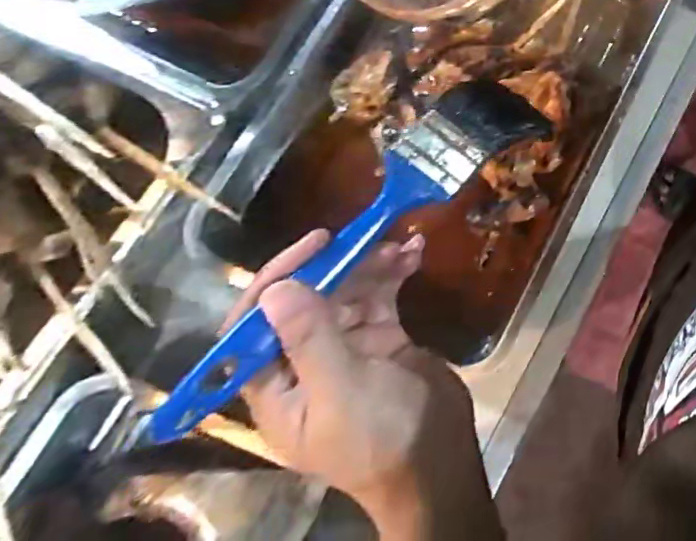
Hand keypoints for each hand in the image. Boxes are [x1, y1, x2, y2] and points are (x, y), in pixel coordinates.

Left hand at [228, 229, 463, 507]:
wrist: (439, 459)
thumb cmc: (379, 436)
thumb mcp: (341, 390)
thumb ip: (309, 338)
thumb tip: (276, 289)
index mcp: (277, 386)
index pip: (256, 326)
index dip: (277, 280)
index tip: (314, 246)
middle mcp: (304, 363)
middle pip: (308, 299)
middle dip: (337, 266)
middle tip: (366, 237)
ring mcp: (346, 347)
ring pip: (347, 291)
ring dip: (372, 264)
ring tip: (401, 247)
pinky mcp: (380, 337)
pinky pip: (380, 295)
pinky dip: (394, 273)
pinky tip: (415, 254)